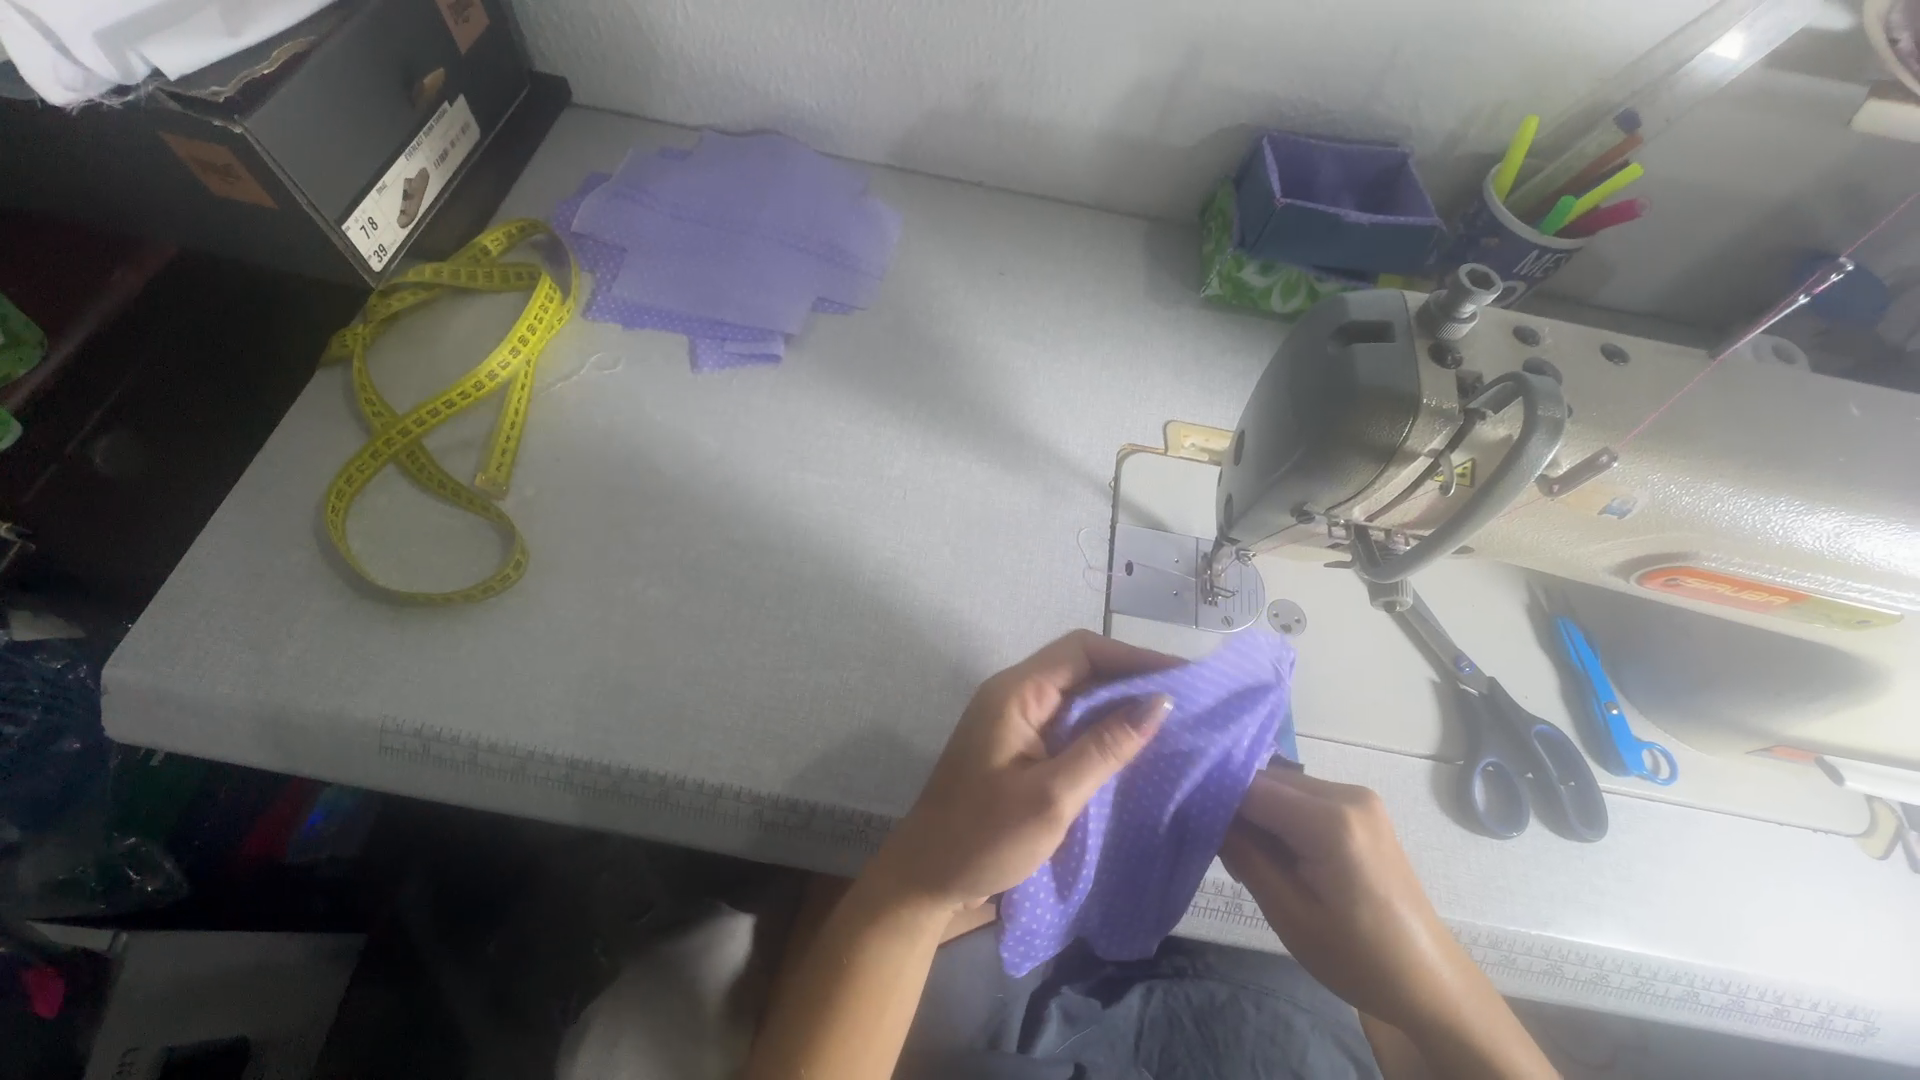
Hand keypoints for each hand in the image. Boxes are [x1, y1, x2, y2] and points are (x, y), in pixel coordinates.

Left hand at [868, 630, 1181, 912]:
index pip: (1082, 651)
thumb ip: (1106, 747)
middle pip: (1081, 669)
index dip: (1134, 658)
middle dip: (1133, 681)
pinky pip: (1066, 726)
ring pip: (1076, 698)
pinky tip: (1132, 753)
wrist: (925, 879)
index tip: (1184, 680)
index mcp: (1016, 693)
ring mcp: (1013, 722)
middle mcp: (1014, 696)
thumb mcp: (1052, 796)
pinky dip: (1100, 733)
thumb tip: (1160, 702)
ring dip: (1119, 708)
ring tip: (1171, 726)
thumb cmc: (983, 838)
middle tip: (1188, 704)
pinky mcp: (1017, 749)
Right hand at [1219, 769, 1491, 1035]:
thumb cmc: (1356, 956)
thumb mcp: (1287, 912)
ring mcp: (1358, 798)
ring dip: (1257, 814)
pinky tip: (1277, 854)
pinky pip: (1302, 798)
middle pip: (1265, 781)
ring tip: (1248, 859)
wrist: (1427, 980)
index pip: (1248, 787)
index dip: (1212, 801)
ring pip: (1281, 787)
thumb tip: (1201, 812)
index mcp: (1331, 820)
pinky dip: (1280, 817)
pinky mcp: (1361, 809)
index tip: (1185, 823)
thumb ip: (1243, 853)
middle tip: (1218, 852)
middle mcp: (1347, 794)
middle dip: (1235, 809)